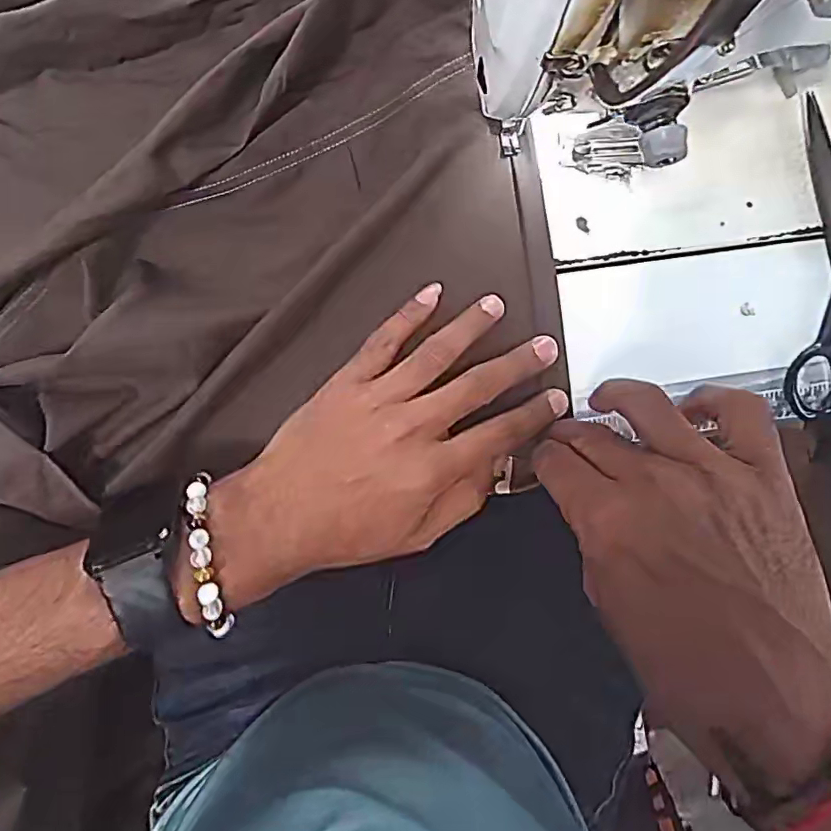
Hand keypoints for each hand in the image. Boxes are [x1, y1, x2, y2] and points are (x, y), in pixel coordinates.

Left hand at [187, 283, 568, 618]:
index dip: (532, 414)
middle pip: (477, 384)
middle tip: (541, 346)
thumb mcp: (415, 534)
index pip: (498, 433)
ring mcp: (378, 398)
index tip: (551, 399)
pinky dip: (408, 315)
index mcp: (431, 467)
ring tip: (494, 307)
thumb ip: (461, 500)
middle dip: (517, 363)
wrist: (279, 514)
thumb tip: (490, 468)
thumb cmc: (342, 529)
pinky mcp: (348, 381)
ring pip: (436, 353)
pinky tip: (430, 296)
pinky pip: (384, 341)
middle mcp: (411, 426)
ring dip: (470, 327)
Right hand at [534, 380, 830, 796]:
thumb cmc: (696, 671)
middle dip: (568, 434)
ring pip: (649, 403)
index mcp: (609, 523)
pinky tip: (694, 411)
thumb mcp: (611, 607)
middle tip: (566, 439)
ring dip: (618, 397)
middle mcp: (656, 486)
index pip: (556, 461)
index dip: (541, 456)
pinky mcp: (763, 476)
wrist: (780, 698)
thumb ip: (592, 543)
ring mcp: (713, 474)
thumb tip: (586, 511)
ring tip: (609, 400)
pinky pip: (739, 412)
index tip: (542, 458)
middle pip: (592, 433)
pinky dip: (713, 400)